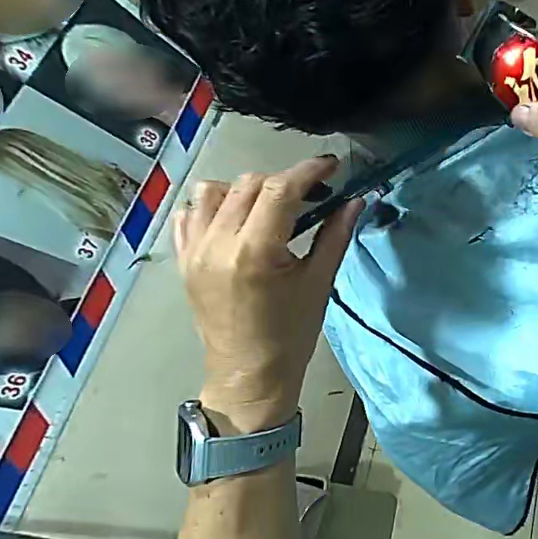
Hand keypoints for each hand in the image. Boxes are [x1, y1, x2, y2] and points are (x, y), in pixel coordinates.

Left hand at [172, 158, 362, 431]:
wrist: (249, 372)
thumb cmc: (291, 331)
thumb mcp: (320, 282)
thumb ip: (335, 234)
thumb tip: (354, 199)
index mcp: (255, 252)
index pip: (280, 190)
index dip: (309, 170)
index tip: (332, 166)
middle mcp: (217, 243)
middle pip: (249, 184)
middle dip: (285, 181)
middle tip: (312, 194)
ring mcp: (193, 250)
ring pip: (213, 190)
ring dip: (246, 189)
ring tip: (271, 207)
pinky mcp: (183, 259)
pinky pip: (190, 213)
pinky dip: (214, 205)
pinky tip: (238, 220)